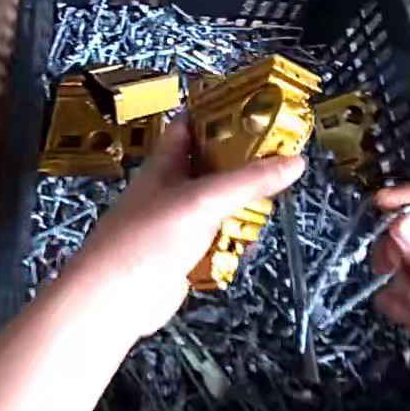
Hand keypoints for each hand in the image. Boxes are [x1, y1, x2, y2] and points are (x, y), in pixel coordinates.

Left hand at [60, 120, 304, 339]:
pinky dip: (233, 241)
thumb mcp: (203, 201)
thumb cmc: (148, 238)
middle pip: (210, 167)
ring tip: (271, 203)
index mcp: (165, 165)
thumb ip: (249, 182)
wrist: (115, 301)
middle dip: (242, 164)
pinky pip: (215, 240)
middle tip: (278, 160)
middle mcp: (169, 190)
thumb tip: (295, 161)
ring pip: (216, 206)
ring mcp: (175, 224)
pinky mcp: (182, 255)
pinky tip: (249, 245)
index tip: (256, 109)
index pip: (191, 126)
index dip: (219, 114)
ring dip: (241, 207)